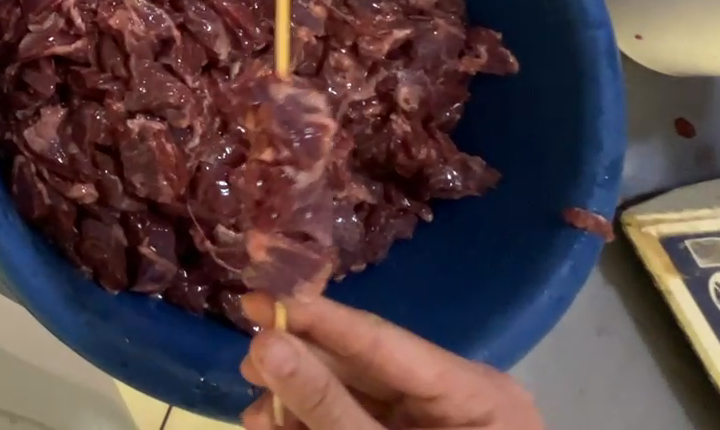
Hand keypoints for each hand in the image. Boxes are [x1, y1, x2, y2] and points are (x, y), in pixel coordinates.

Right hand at [238, 295, 543, 429]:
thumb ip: (325, 403)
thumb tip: (261, 339)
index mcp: (473, 392)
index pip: (375, 335)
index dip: (309, 315)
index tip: (249, 301)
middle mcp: (455, 397)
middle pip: (357, 363)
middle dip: (297, 370)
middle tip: (246, 371)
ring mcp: (436, 424)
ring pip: (348, 392)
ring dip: (297, 403)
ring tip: (256, 421)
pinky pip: (354, 419)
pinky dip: (314, 424)